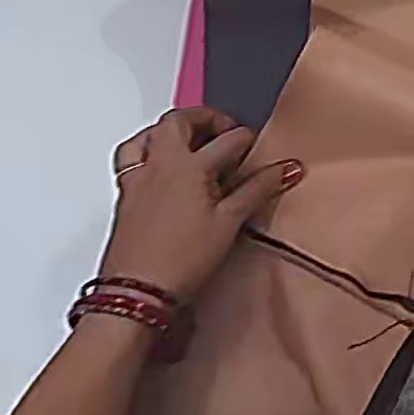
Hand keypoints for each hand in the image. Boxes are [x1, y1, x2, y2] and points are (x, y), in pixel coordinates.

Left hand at [100, 106, 302, 300]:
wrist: (135, 297)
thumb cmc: (182, 258)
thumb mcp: (230, 222)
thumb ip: (259, 188)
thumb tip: (289, 168)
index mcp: (187, 166)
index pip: (228, 139)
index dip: (249, 140)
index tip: (261, 151)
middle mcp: (159, 165)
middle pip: (178, 120)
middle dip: (205, 117)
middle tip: (224, 130)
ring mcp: (136, 181)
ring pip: (146, 135)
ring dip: (168, 131)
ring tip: (188, 140)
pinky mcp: (124, 199)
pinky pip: (131, 159)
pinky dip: (149, 153)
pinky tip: (163, 170)